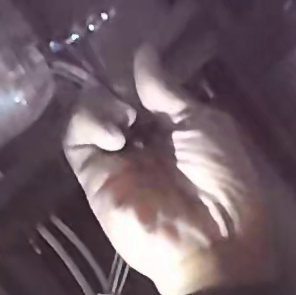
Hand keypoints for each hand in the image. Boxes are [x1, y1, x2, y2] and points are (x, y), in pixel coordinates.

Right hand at [62, 44, 276, 294]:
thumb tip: (143, 52)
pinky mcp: (94, 180)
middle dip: (118, 88)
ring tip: (127, 120)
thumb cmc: (220, 181)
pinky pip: (75, 142)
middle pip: (111, 100)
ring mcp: (115, 163)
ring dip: (102, 105)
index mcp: (171, 132)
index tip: (138, 63)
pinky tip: (116, 134)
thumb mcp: (202, 124)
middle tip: (134, 99)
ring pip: (87, 116)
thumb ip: (166, 92)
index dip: (137, 77)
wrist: (209, 242)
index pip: (140, 93)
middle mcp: (139, 145)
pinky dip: (88, 124)